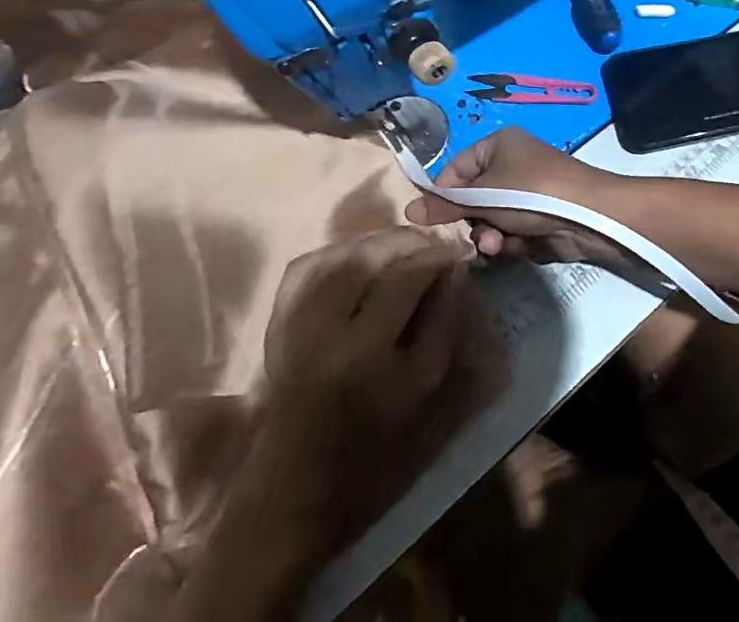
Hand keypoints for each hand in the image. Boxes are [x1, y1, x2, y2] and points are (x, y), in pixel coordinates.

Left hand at [159, 229, 494, 621]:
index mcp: (370, 354)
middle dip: (412, 242)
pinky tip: (362, 256)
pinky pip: (305, 271)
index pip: (412, 278)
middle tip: (438, 246)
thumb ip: (445, 327)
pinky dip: (338, 253)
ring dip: (379, 243)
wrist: (295, 495)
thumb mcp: (429, 395)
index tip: (462, 252)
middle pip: (373, 259)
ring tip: (407, 247)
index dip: (441, 256)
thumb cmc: (376, 453)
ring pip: (339, 257)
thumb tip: (454, 273)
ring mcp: (296, 328)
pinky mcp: (276, 331)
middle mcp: (327, 332)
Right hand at [404, 127, 632, 263]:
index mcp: (499, 145)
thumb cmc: (532, 193)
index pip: (456, 168)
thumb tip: (407, 210)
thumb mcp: (484, 196)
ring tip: (499, 244)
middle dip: (473, 220)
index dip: (445, 194)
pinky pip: (511, 231)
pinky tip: (518, 246)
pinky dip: (511, 241)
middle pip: (473, 198)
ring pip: (491, 219)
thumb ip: (446, 205)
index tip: (435, 217)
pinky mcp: (540, 218)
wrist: (589, 215)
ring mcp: (528, 193)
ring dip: (490, 235)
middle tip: (479, 233)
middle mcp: (513, 164)